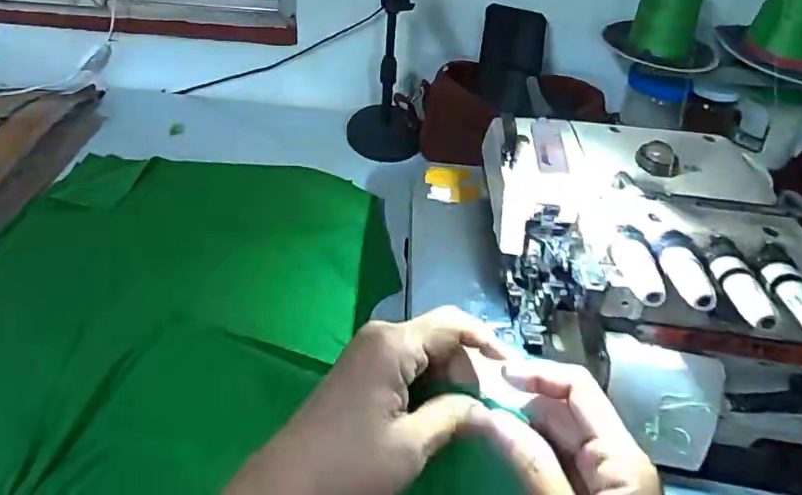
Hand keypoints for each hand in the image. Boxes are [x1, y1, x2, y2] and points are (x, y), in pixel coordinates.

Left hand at [223, 307, 511, 494]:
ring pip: (424, 350)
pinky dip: (428, 381)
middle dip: (468, 365)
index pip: (452, 323)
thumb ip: (453, 417)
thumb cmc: (351, 463)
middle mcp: (381, 333)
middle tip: (494, 403)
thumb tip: (487, 408)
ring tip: (473, 410)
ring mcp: (369, 348)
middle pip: (439, 336)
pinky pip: (406, 362)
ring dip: (449, 375)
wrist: (288, 481)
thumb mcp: (410, 446)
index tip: (514, 369)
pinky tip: (441, 407)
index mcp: (393, 342)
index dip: (486, 340)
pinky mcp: (362, 367)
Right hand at [481, 360, 659, 494]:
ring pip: (560, 437)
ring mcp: (609, 483)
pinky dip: (533, 454)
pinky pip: (562, 463)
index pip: (578, 385)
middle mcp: (619, 459)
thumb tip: (492, 415)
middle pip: (565, 410)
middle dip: (523, 400)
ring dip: (524, 426)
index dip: (538, 371)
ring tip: (485, 421)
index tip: (497, 374)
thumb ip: (534, 465)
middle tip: (479, 399)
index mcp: (623, 456)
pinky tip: (506, 454)